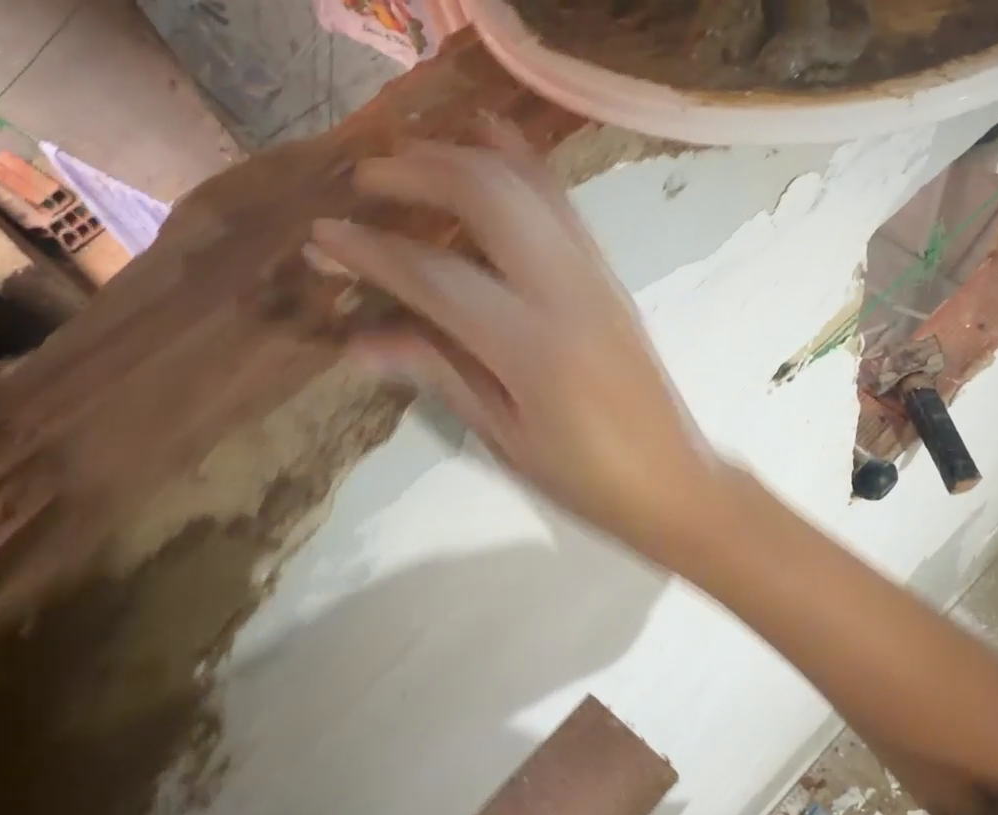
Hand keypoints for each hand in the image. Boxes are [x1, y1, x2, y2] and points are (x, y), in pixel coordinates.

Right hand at [310, 121, 731, 562]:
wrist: (674, 482)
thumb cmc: (586, 479)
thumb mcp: (506, 439)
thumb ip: (440, 375)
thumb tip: (361, 340)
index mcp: (533, 349)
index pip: (436, 277)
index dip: (373, 253)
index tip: (322, 237)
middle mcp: (567, 293)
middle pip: (487, 196)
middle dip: (418, 173)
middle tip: (365, 178)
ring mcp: (596, 276)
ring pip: (529, 184)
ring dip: (466, 155)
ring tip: (413, 152)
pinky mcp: (611, 276)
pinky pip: (561, 202)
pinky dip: (519, 166)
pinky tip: (487, 149)